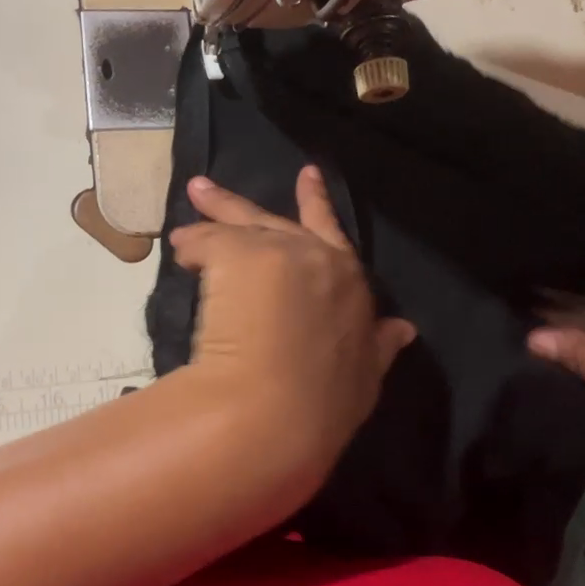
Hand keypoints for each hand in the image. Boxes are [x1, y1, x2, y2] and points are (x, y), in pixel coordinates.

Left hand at [171, 168, 414, 463]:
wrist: (277, 410)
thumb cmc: (324, 405)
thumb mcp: (366, 379)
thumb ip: (380, 348)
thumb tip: (404, 329)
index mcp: (351, 286)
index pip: (333, 234)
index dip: (319, 205)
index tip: (309, 176)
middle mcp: (317, 258)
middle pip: (275, 221)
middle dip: (240, 204)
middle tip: (209, 185)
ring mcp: (276, 252)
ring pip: (240, 223)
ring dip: (214, 211)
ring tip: (193, 196)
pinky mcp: (235, 254)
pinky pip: (207, 241)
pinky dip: (193, 245)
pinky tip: (180, 251)